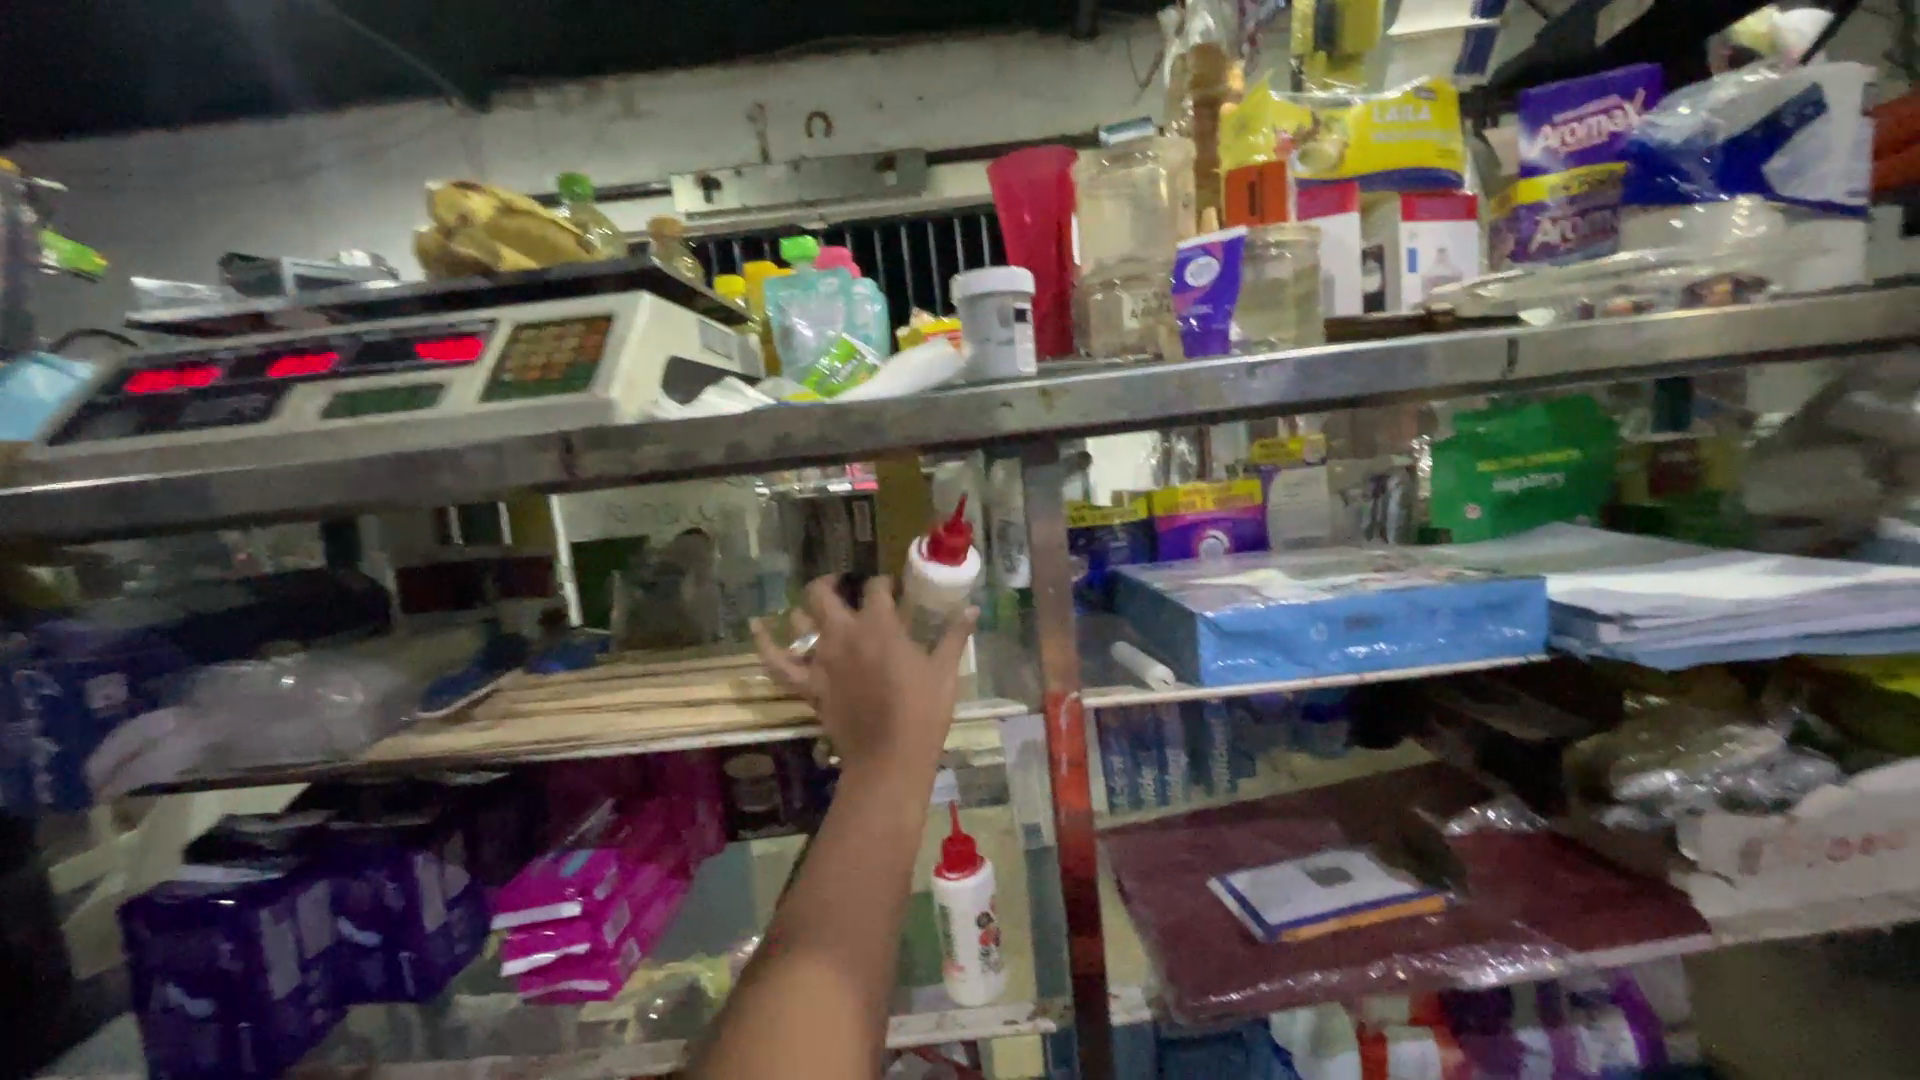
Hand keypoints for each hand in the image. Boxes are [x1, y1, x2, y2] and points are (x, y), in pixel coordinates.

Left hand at [753, 575, 976, 774]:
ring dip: (805, 610)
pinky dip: (764, 643)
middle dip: (831, 582)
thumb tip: (972, 608)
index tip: (893, 588)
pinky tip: (756, 627)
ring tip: (815, 608)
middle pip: (823, 592)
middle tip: (843, 586)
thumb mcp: (945, 671)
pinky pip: (776, 662)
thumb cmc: (923, 713)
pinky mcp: (807, 684)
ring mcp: (820, 658)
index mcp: (880, 624)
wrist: (890, 758)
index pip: (876, 587)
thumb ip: (954, 635)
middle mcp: (844, 633)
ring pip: (799, 619)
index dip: (884, 583)